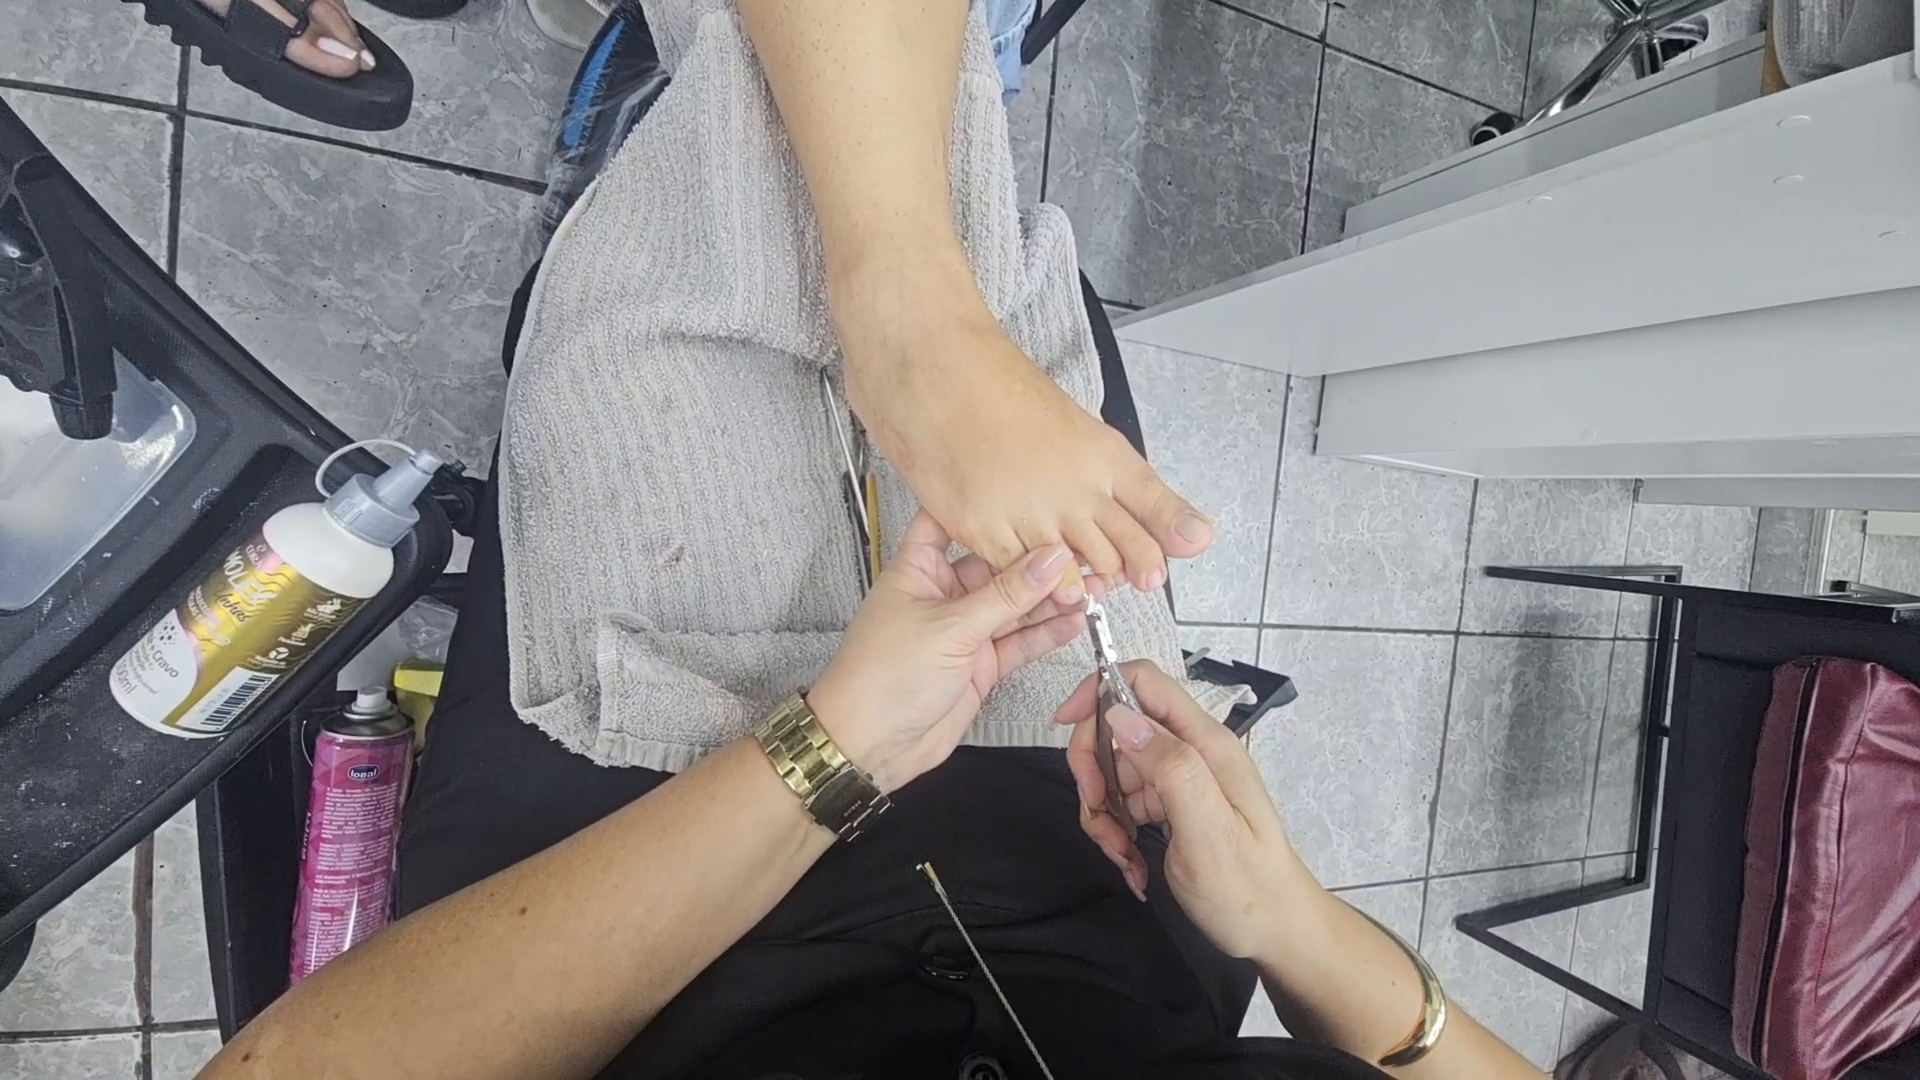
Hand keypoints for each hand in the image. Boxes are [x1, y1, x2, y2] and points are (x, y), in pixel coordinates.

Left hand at [808, 510, 1086, 793]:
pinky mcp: (980, 664)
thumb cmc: (885, 676)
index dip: (984, 507)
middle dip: (1038, 561)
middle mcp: (943, 594)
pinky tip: (1075, 620)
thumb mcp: (951, 627)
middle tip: (1084, 552)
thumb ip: (1006, 595)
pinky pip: (1018, 642)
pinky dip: (1045, 634)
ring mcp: (964, 630)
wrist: (870, 745)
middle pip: (996, 566)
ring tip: (1095, 585)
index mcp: (919, 569)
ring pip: (1014, 606)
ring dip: (1050, 598)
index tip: (1025, 493)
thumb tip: (1050, 559)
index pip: (950, 523)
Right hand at [832, 263, 1213, 598]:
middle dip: (1128, 573)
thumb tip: (1135, 496)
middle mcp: (1074, 486)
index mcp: (1100, 453)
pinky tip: (1033, 583)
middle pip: (1123, 551)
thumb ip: (1105, 467)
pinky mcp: (986, 529)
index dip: (1163, 543)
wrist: (933, 370)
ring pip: (1079, 573)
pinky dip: (1034, 589)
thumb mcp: (1068, 419)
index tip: (1160, 566)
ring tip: (1078, 584)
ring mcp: (1031, 511)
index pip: (1153, 508)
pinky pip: (1023, 580)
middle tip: (1123, 580)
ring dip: (1083, 585)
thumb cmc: (991, 386)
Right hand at [1054, 661, 1318, 959]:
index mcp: (1204, 742)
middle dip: (1093, 767)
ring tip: (1122, 853)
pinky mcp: (1169, 802)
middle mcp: (1190, 749)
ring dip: (1103, 809)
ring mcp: (1178, 776)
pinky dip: (1114, 827)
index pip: (1143, 681)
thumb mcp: (1209, 832)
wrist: (1278, 935)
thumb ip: (1170, 767)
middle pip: (1118, 725)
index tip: (1064, 724)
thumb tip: (1120, 716)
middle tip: (1096, 813)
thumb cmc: (1249, 890)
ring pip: (1113, 767)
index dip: (1098, 690)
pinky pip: (1122, 798)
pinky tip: (1131, 861)